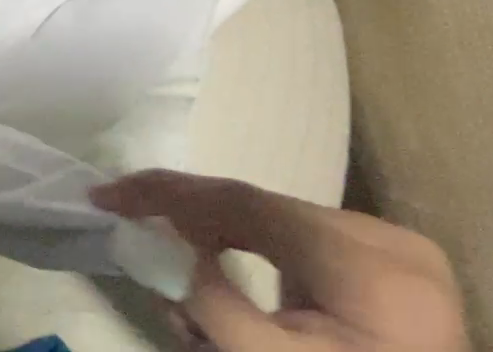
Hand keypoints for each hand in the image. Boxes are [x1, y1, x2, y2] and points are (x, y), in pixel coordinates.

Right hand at [92, 170, 467, 351]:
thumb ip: (208, 300)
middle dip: (180, 210)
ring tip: (161, 243)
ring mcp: (389, 248)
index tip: (103, 196)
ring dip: (205, 227)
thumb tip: (153, 242)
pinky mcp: (379, 260)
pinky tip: (209, 252)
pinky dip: (240, 240)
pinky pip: (288, 231)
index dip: (163, 193)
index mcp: (367, 262)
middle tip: (120, 211)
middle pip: (252, 205)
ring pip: (265, 214)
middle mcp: (384, 238)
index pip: (242, 203)